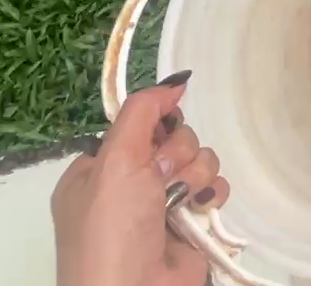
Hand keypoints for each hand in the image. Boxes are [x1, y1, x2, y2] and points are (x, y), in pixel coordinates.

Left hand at [51, 72, 230, 285]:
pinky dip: (210, 191)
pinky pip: (214, 182)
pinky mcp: (189, 216)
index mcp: (96, 172)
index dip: (156, 126)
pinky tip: (199, 207)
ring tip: (181, 199)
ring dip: (195, 174)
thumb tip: (176, 81)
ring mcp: (159, 202)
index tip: (156, 139)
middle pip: (175, 138)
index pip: (139, 124)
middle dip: (178, 154)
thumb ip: (142, 114)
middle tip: (161, 178)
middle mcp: (127, 184)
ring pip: (199, 157)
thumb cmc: (113, 228)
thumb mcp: (115, 162)